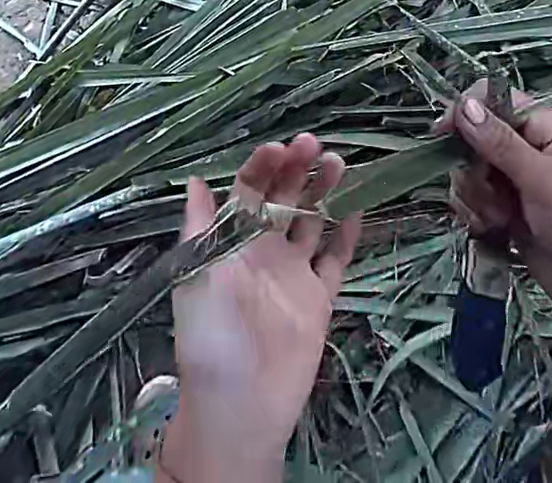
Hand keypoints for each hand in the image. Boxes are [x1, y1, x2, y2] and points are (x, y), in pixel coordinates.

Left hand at [159, 134, 362, 482]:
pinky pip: (335, 261)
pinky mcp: (317, 298)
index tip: (281, 147)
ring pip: (312, 221)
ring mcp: (293, 272)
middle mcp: (264, 249)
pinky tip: (357, 211)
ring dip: (323, 192)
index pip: (250, 190)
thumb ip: (199, 226)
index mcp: (233, 240)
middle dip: (297, 169)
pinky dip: (346, 237)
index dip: (264, 166)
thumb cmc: (209, 334)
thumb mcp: (194, 273)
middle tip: (315, 144)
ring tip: (338, 164)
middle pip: (284, 198)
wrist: (239, 406)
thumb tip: (194, 179)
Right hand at [436, 82, 551, 321]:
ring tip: (500, 220)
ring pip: (467, 172)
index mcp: (541, 127)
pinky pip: (472, 201)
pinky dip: (475, 216)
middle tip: (492, 194)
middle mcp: (525, 149)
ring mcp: (514, 182)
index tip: (443, 137)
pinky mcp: (505, 212)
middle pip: (471, 139)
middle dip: (471, 169)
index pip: (491, 101)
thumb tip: (462, 104)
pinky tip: (494, 232)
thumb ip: (500, 143)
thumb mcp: (544, 180)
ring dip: (474, 197)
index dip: (464, 113)